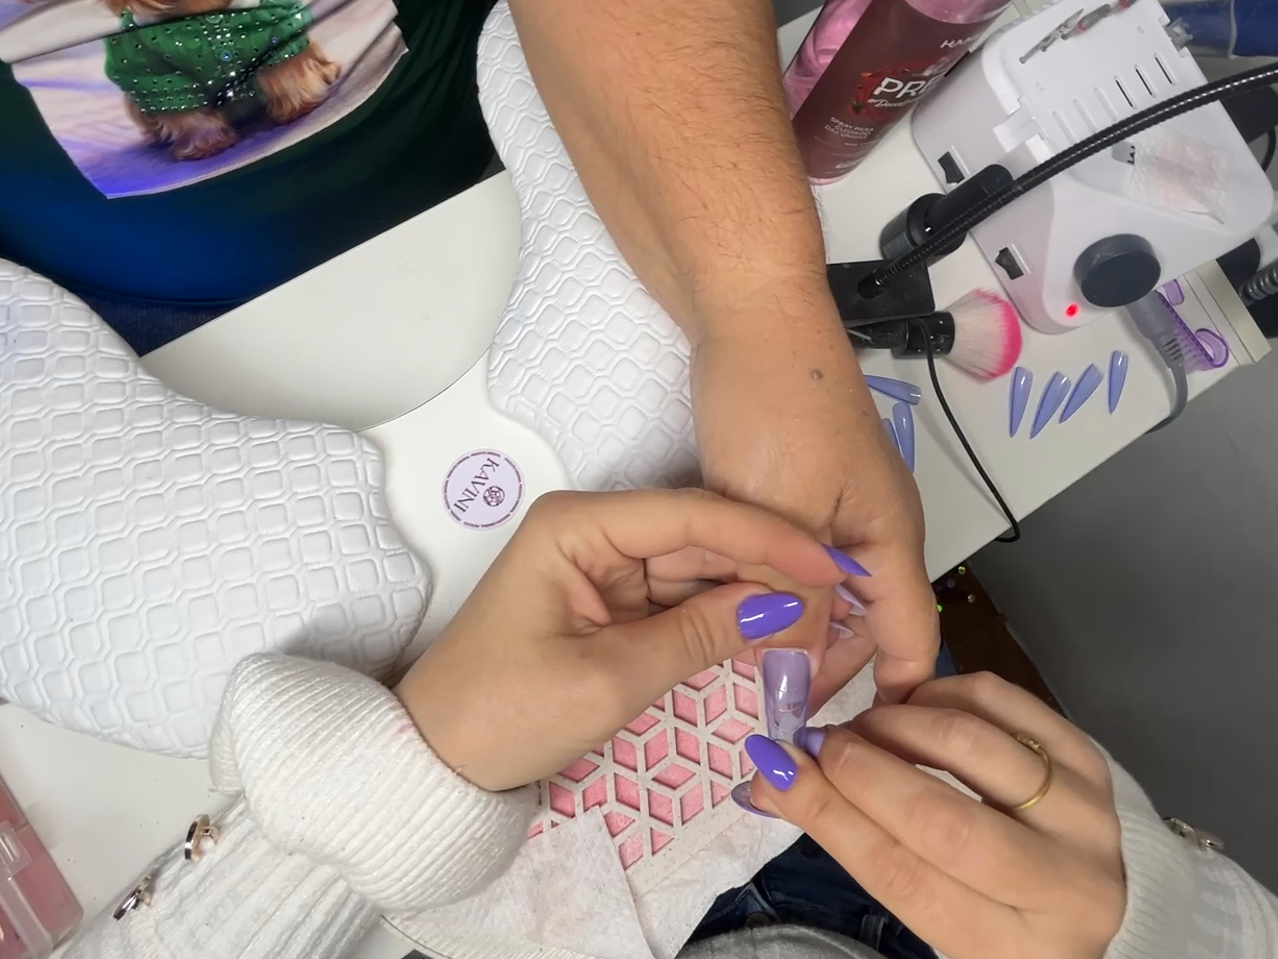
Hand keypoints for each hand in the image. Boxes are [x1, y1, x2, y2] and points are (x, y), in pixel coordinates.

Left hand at [394, 488, 849, 790]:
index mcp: (579, 524)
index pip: (689, 515)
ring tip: (819, 615)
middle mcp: (595, 528)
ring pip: (696, 565)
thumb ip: (699, 634)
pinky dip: (722, 613)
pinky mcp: (612, 597)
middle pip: (698, 535)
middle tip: (838, 599)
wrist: (439, 763)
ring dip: (751, 590)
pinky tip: (770, 625)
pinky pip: (679, 595)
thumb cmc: (506, 716)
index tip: (830, 562)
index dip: (765, 536)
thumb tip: (783, 604)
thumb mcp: (608, 679)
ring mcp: (605, 562)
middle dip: (765, 567)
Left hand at [690, 301, 935, 703]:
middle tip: (777, 705)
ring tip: (749, 665)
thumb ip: (797, 596)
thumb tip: (799, 675)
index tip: (849, 739)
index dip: (887, 689)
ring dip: (792, 623)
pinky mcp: (793, 485)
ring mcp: (831, 501)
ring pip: (822, 587)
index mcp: (888, 534)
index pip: (907, 632)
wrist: (749, 316)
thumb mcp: (784, 512)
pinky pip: (791, 555)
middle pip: (865, 616)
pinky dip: (769, 584)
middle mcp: (869, 523)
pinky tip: (734, 605)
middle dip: (826, 660)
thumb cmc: (775, 409)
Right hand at [745, 673, 1127, 957]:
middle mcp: (1063, 891)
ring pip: (970, 746)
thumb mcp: (930, 904)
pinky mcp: (1087, 756)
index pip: (904, 878)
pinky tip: (917, 709)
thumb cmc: (995, 913)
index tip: (775, 765)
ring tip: (868, 728)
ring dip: (897, 724)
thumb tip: (765, 774)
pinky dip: (940, 693)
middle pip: (943, 821)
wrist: (1102, 902)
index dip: (830, 816)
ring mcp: (1086, 817)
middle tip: (819, 741)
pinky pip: (997, 699)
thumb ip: (850, 838)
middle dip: (861, 769)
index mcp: (1009, 950)